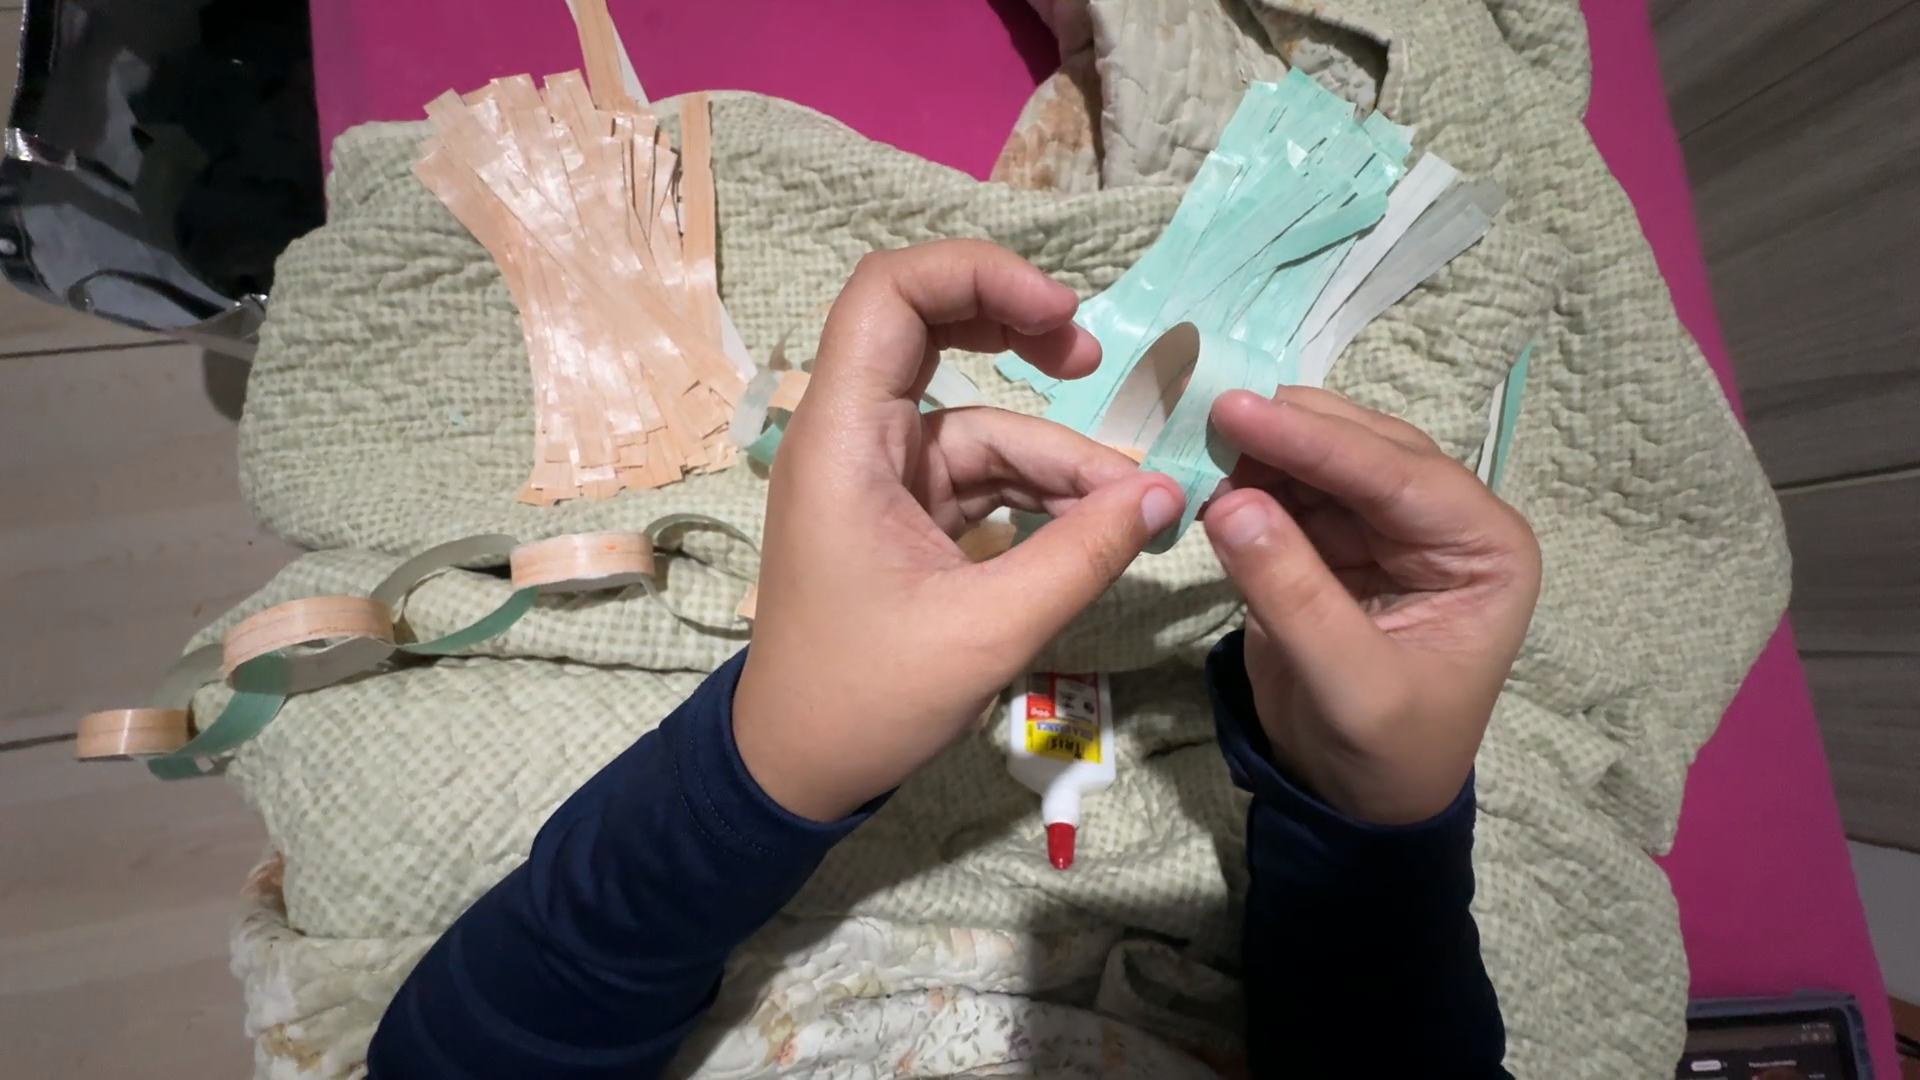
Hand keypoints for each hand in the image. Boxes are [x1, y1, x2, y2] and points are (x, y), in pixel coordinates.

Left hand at [733, 241, 1187, 820]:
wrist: (803, 762)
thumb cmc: (870, 698)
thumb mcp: (988, 630)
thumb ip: (1083, 555)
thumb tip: (1167, 494)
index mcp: (844, 440)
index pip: (888, 295)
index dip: (976, 274)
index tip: (1061, 312)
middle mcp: (856, 437)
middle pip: (928, 330)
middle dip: (1017, 333)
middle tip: (1089, 360)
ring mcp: (884, 474)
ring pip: (981, 425)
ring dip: (1055, 456)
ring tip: (1129, 504)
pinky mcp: (909, 510)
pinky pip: (983, 475)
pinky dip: (1040, 492)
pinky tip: (1095, 520)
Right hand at [1202, 387, 1541, 824]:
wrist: (1352, 791)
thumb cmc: (1383, 748)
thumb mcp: (1348, 682)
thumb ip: (1292, 591)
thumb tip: (1228, 502)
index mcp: (1480, 548)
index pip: (1396, 473)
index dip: (1313, 439)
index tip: (1234, 409)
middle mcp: (1435, 522)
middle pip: (1359, 448)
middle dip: (1284, 430)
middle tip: (1204, 411)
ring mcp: (1376, 528)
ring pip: (1313, 462)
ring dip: (1254, 450)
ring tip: (1191, 444)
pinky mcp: (1324, 543)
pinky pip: (1279, 495)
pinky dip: (1238, 483)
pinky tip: (1201, 479)